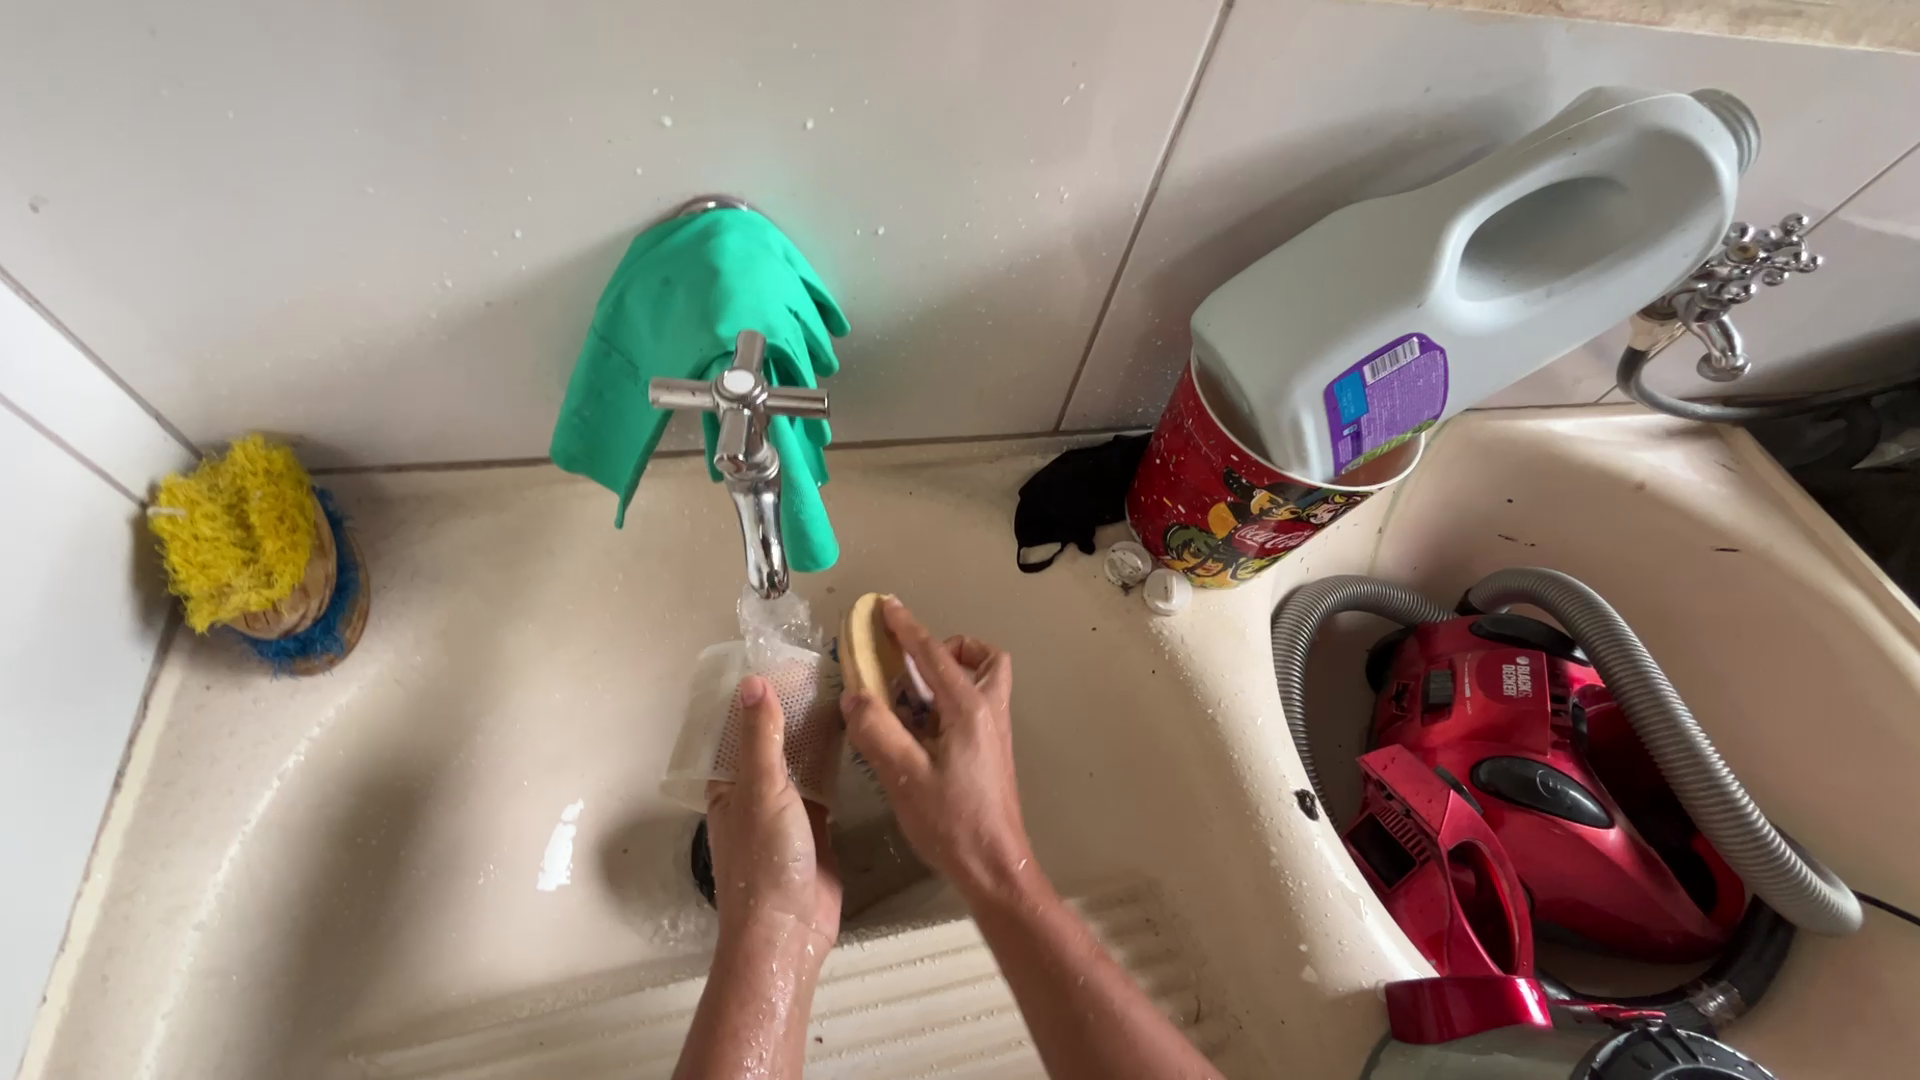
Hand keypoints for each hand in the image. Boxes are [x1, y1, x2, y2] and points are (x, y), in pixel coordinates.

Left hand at [704, 676, 841, 958]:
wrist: (791, 931)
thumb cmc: (766, 860)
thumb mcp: (761, 791)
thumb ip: (760, 737)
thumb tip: (752, 682)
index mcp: (729, 784)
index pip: (741, 728)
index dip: (759, 694)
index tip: (787, 660)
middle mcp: (755, 791)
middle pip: (774, 739)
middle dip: (793, 708)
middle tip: (825, 668)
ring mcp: (787, 808)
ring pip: (801, 758)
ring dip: (815, 729)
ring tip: (842, 690)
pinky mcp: (817, 822)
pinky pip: (823, 780)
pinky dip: (834, 756)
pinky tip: (854, 732)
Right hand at [840, 598, 1035, 901]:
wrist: (995, 867)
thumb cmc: (952, 821)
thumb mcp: (903, 776)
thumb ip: (877, 731)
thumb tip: (855, 696)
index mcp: (969, 708)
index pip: (934, 654)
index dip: (907, 627)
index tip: (885, 606)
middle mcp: (990, 711)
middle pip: (985, 658)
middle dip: (953, 648)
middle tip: (915, 667)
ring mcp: (996, 732)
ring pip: (984, 683)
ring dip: (950, 676)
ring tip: (910, 700)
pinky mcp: (992, 752)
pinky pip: (975, 708)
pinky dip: (949, 703)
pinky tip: (919, 733)